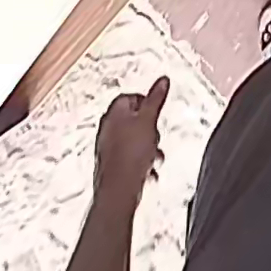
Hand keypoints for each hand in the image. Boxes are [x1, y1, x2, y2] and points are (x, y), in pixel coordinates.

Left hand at [93, 76, 168, 201]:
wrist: (119, 189)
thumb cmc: (131, 154)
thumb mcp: (149, 120)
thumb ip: (156, 98)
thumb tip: (163, 80)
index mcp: (114, 111)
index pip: (132, 97)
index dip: (147, 104)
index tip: (156, 113)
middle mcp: (108, 127)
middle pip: (134, 120)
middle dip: (149, 130)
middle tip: (155, 137)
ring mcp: (107, 147)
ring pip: (133, 141)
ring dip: (147, 149)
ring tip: (154, 159)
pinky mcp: (111, 165)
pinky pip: (129, 159)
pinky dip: (140, 163)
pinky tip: (148, 172)